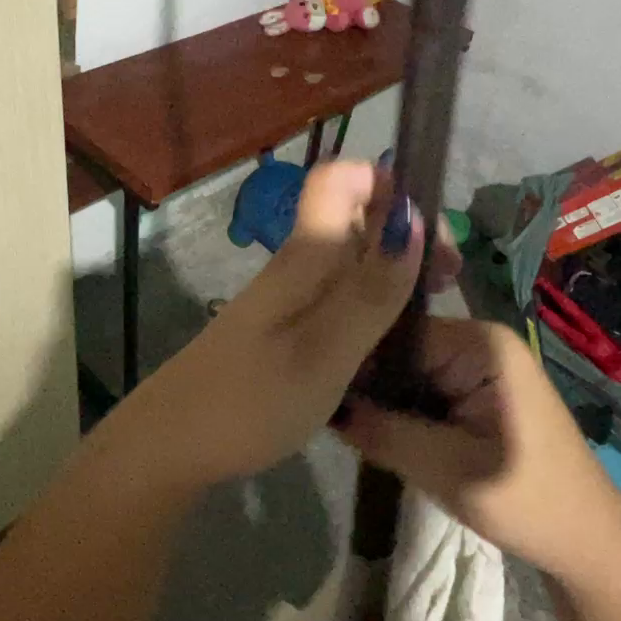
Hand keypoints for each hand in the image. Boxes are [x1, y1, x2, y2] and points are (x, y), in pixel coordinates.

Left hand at [98, 160, 458, 490]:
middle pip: (355, 214)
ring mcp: (288, 295)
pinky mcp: (285, 325)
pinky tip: (389, 337)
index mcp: (305, 256)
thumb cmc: (251, 401)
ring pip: (350, 255)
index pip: (340, 178)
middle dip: (406, 231)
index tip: (430, 231)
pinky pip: (338, 291)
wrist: (173, 442)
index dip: (387, 182)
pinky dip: (372, 300)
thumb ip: (370, 290)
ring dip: (394, 268)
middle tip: (446, 279)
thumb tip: (412, 219)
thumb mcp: (324, 351)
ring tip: (430, 311)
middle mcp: (296, 264)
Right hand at [336, 316, 620, 579]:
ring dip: (382, 400)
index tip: (317, 386)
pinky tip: (376, 431)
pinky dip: (401, 412)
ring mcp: (479, 366)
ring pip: (407, 372)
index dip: (355, 359)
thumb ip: (384, 432)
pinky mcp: (476, 392)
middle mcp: (478, 342)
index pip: (396, 332)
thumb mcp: (448, 470)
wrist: (591, 547)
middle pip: (400, 348)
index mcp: (480, 343)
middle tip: (326, 410)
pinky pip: (423, 389)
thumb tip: (322, 404)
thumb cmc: (528, 502)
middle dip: (366, 382)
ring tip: (344, 422)